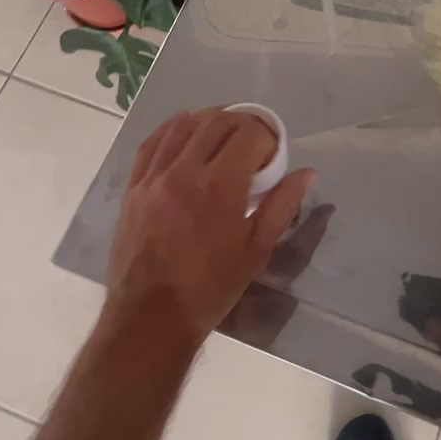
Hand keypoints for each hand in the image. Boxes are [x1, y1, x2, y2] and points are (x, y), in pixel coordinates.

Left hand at [104, 108, 313, 346]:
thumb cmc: (211, 288)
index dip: (267, 137)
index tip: (272, 155)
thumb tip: (306, 172)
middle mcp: (185, 171)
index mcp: (220, 186)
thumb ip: (283, 205)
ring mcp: (154, 177)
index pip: (249, 134)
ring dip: (210, 120)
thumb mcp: (256, 250)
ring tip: (224, 132)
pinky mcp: (133, 187)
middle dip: (243, 123)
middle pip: (218, 122)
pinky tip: (185, 126)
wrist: (150, 319)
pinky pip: (152, 143)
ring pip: (184, 125)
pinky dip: (172, 128)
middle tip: (254, 142)